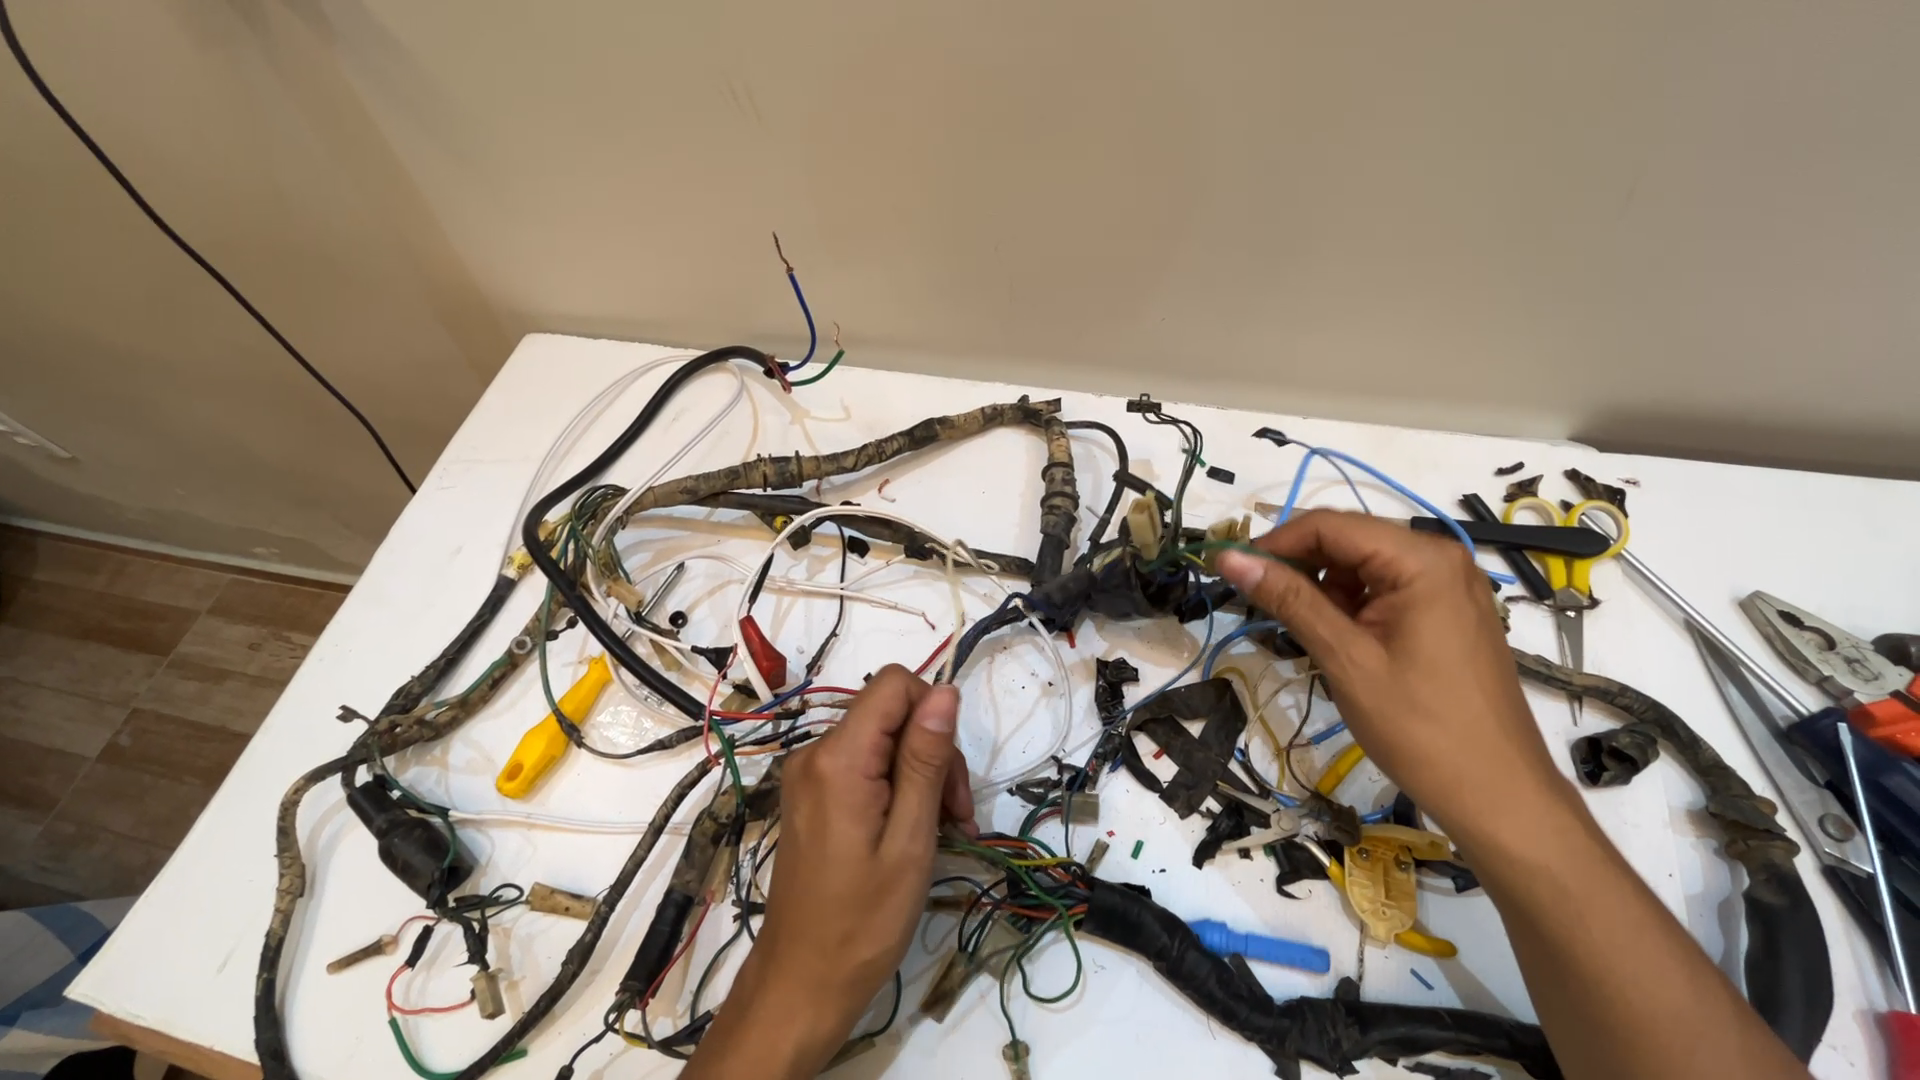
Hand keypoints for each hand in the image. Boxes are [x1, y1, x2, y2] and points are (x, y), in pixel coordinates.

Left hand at [683, 666, 973, 1078]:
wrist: (803, 980)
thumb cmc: (863, 920)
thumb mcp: (910, 839)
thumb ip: (925, 759)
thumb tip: (945, 691)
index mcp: (838, 758)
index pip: (893, 684)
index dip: (933, 711)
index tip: (952, 773)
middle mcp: (816, 753)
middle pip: (891, 714)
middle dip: (933, 753)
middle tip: (957, 816)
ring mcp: (810, 775)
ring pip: (884, 741)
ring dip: (922, 775)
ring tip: (945, 830)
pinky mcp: (813, 796)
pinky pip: (866, 767)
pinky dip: (898, 789)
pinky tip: (918, 831)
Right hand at [1216, 510, 1576, 846]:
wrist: (1497, 794)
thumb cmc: (1419, 727)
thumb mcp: (1345, 658)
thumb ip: (1289, 599)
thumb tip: (1228, 558)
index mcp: (1421, 560)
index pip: (1329, 525)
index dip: (1273, 544)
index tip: (1232, 574)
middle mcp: (1439, 559)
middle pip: (1346, 540)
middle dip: (1297, 567)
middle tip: (1258, 606)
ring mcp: (1447, 587)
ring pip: (1360, 567)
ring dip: (1320, 590)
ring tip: (1297, 633)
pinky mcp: (1445, 613)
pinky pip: (1382, 591)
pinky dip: (1347, 607)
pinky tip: (1332, 641)